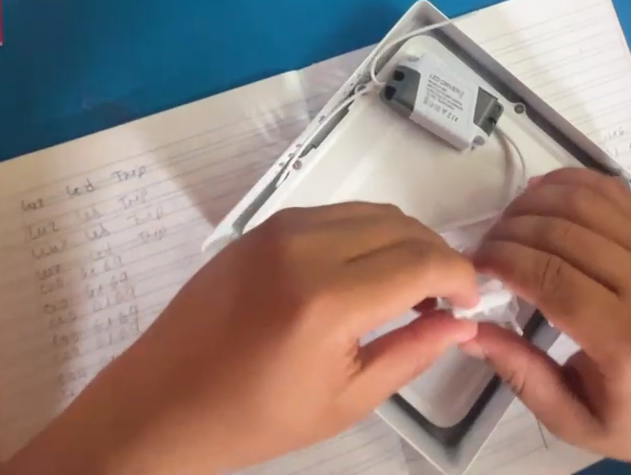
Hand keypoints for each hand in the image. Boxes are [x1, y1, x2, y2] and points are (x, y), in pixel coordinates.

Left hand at [5, 203, 479, 474]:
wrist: (160, 403)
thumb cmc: (253, 418)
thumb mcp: (344, 400)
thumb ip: (412, 353)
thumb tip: (464, 322)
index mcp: (327, 301)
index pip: (422, 261)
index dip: (459, 275)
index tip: (471, 299)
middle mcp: (308, 247)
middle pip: (403, 227)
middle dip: (436, 256)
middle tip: (441, 298)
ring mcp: (283, 227)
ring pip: (374, 212)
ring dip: (404, 240)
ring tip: (405, 284)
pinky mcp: (266, 223)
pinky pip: (338, 212)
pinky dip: (368, 232)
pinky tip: (363, 270)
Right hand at [468, 169, 630, 474]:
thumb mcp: (576, 421)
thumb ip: (520, 373)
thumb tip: (467, 327)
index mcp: (628, 340)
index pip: (553, 278)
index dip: (504, 262)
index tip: (474, 266)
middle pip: (563, 233)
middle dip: (510, 231)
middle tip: (484, 247)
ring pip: (585, 200)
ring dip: (535, 202)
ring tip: (507, 223)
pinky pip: (611, 190)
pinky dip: (569, 182)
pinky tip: (542, 195)